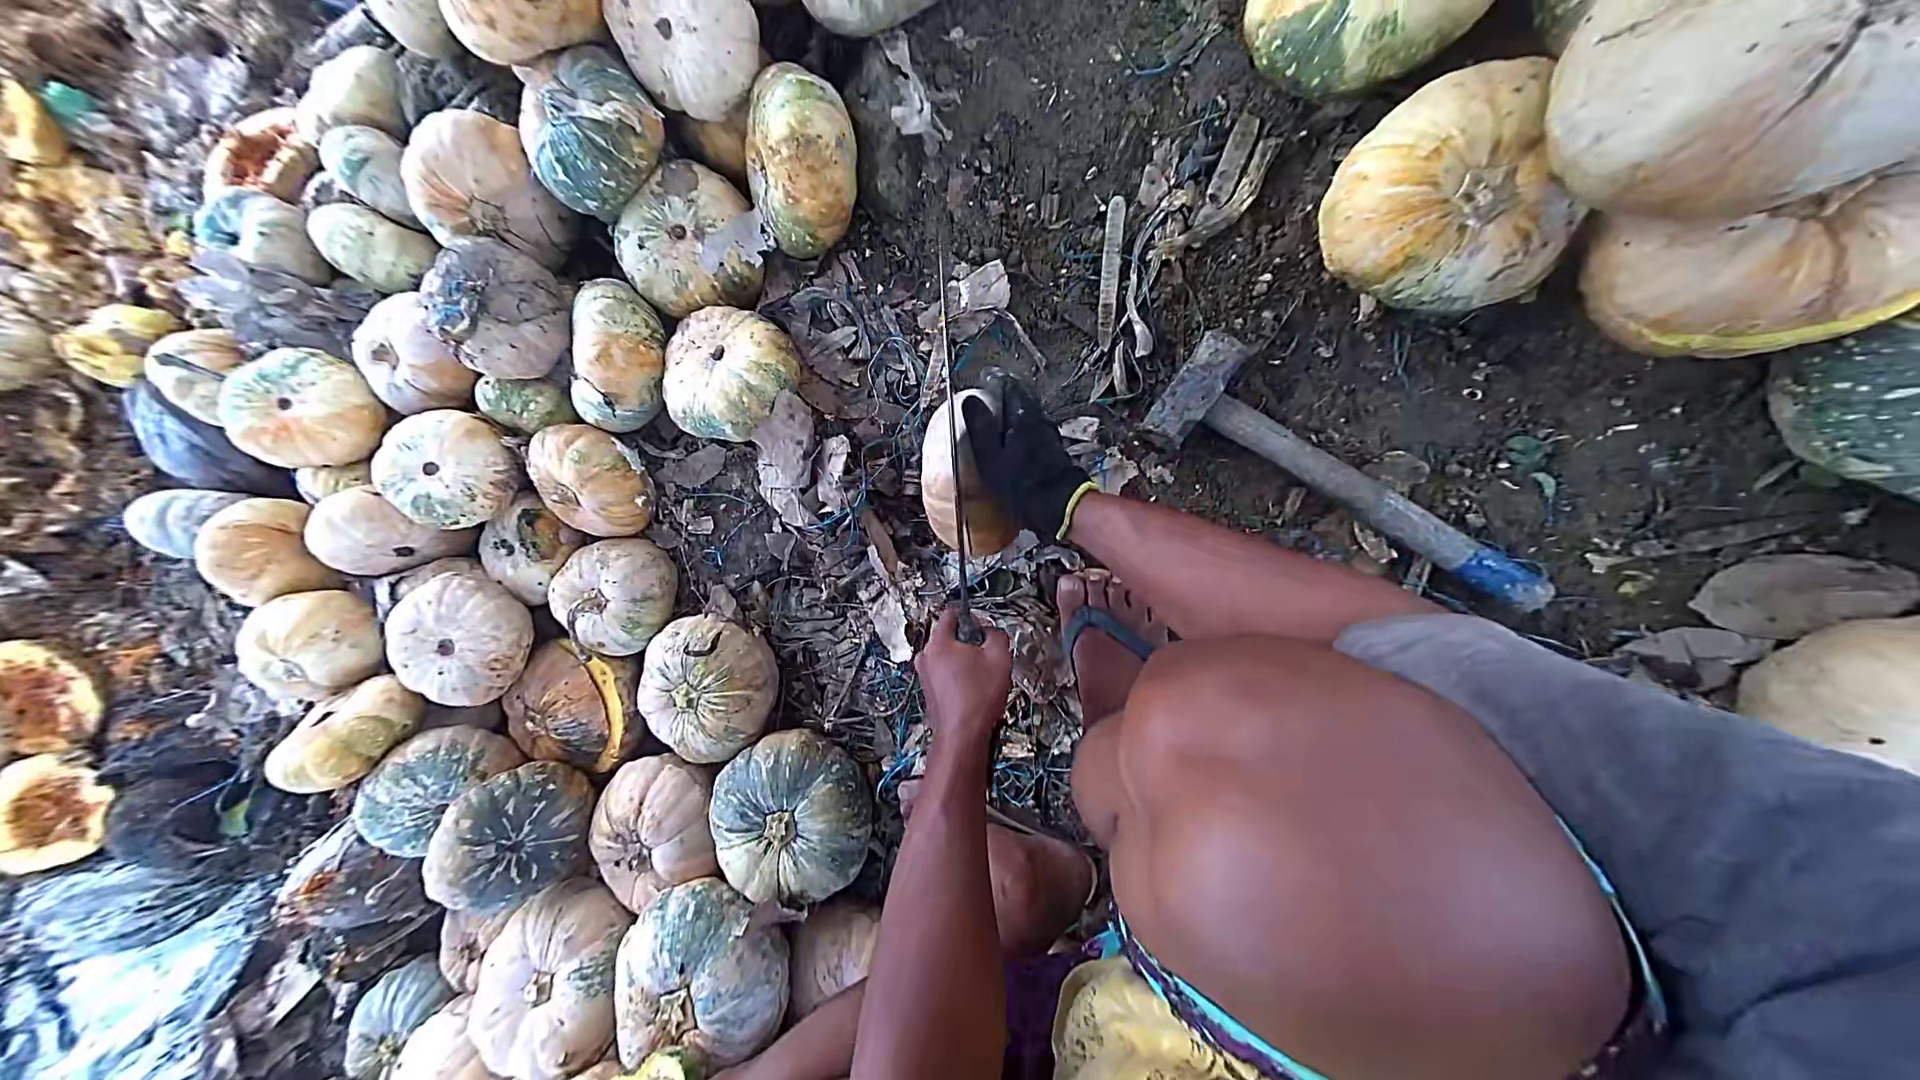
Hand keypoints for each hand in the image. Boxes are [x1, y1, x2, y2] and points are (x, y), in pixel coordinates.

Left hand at [915, 608, 1012, 748]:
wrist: (963, 735)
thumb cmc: (976, 700)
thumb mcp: (999, 657)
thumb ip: (997, 635)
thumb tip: (993, 633)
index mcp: (939, 643)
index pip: (952, 614)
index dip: (971, 616)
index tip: (982, 623)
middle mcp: (926, 657)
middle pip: (951, 637)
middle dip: (970, 642)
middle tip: (987, 655)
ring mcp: (926, 675)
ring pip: (949, 657)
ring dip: (965, 661)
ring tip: (982, 676)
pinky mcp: (930, 691)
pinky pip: (946, 674)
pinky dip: (959, 677)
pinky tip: (974, 690)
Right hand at [963, 373, 1094, 540]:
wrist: (1059, 507)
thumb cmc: (1021, 483)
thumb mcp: (992, 457)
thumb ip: (981, 428)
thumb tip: (970, 401)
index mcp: (1024, 418)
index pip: (1010, 388)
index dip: (995, 382)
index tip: (984, 381)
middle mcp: (1041, 422)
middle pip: (1022, 403)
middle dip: (1006, 402)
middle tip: (989, 405)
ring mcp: (1051, 438)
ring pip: (1030, 421)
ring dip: (1015, 421)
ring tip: (1000, 429)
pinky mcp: (1056, 455)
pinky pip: (1036, 438)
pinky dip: (1024, 438)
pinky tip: (1016, 451)